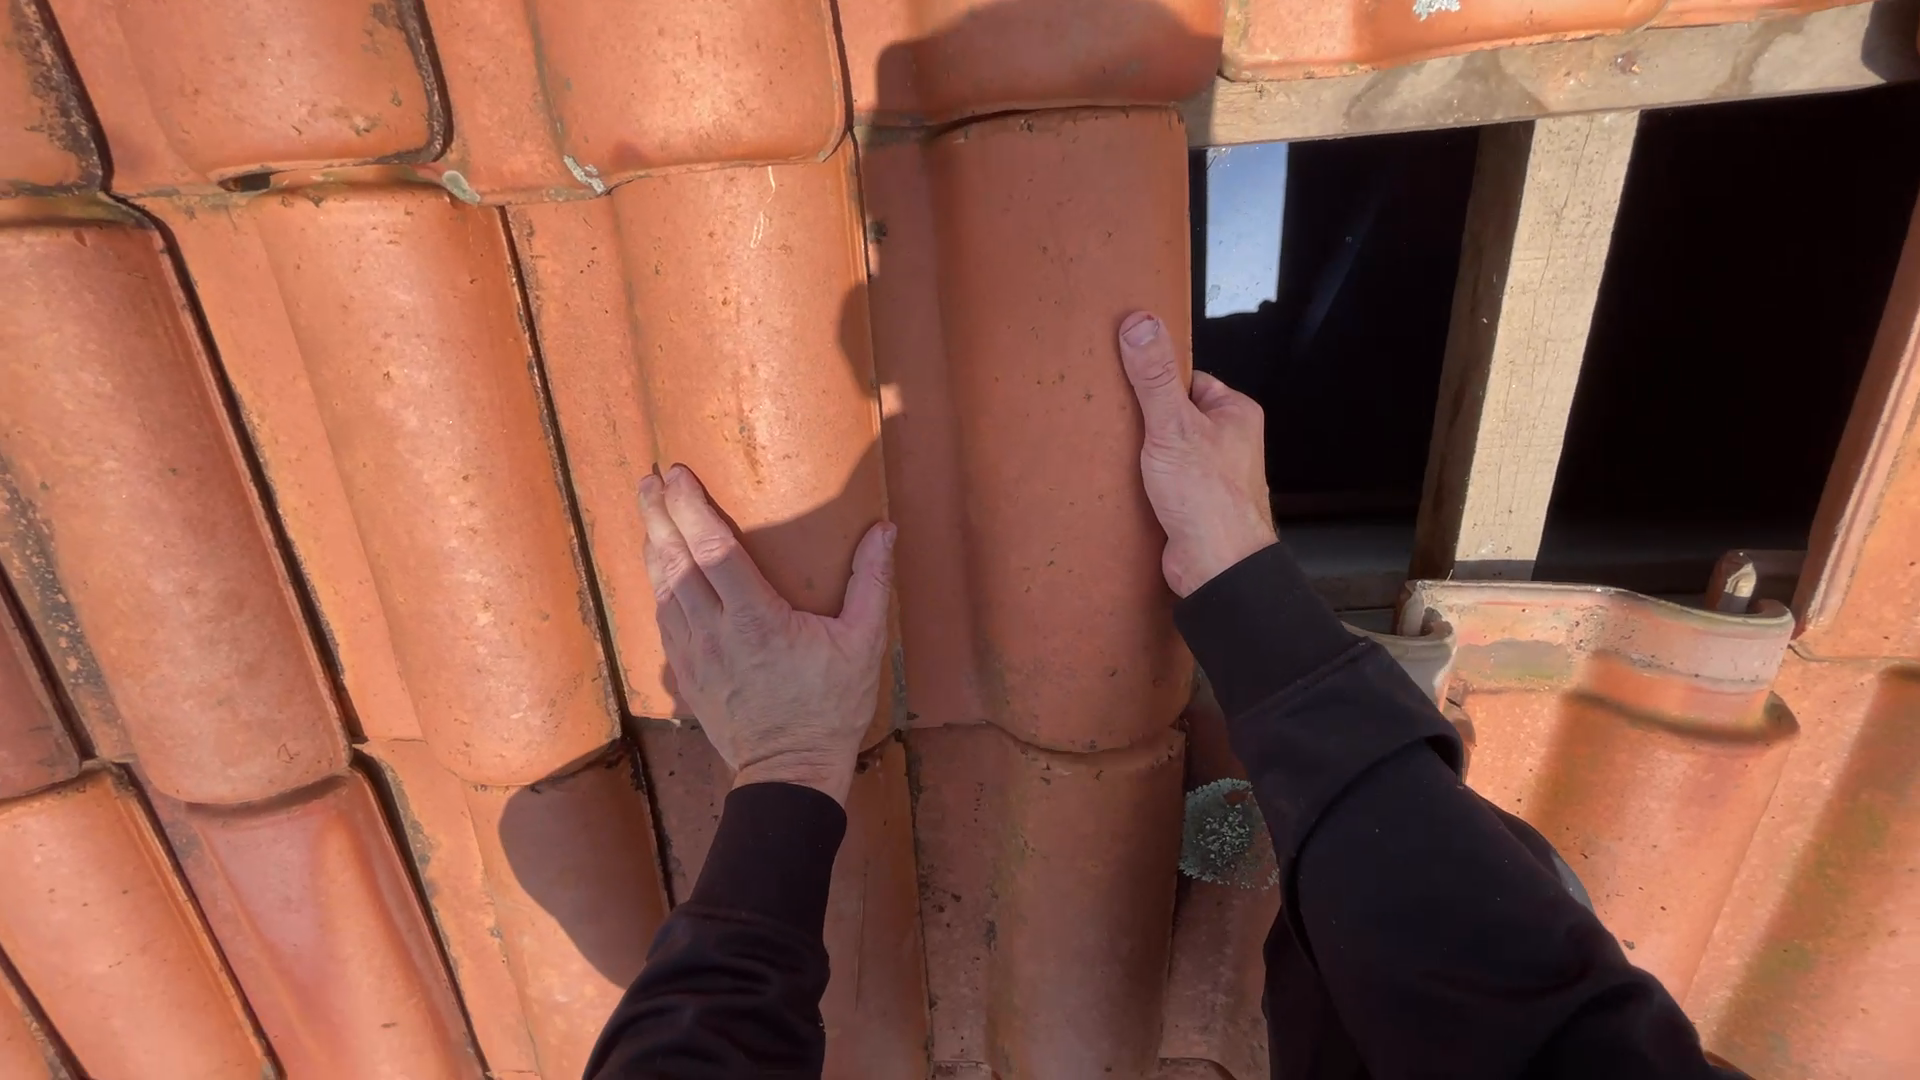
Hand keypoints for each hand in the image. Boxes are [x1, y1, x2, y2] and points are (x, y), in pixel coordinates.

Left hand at [638, 464, 894, 804]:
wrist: (790, 771)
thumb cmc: (831, 706)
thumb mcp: (864, 643)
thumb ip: (872, 582)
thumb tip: (884, 530)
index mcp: (756, 618)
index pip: (713, 550)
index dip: (691, 508)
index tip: (676, 475)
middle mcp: (715, 632)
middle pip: (675, 563)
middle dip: (658, 516)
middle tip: (647, 482)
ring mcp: (694, 656)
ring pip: (662, 591)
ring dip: (654, 548)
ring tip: (649, 515)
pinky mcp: (686, 676)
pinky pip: (663, 621)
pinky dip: (658, 588)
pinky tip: (660, 574)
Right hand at [1117, 312, 1276, 596]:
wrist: (1216, 564)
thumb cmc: (1209, 497)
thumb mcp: (1174, 426)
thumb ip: (1155, 377)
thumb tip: (1140, 325)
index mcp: (1234, 414)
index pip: (1189, 380)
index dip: (1156, 381)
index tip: (1126, 380)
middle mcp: (1227, 442)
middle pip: (1174, 414)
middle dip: (1143, 419)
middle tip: (1111, 418)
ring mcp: (1209, 473)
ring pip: (1166, 450)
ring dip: (1140, 453)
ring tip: (1111, 451)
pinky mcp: (1190, 502)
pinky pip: (1161, 480)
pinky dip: (1141, 481)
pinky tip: (1120, 482)